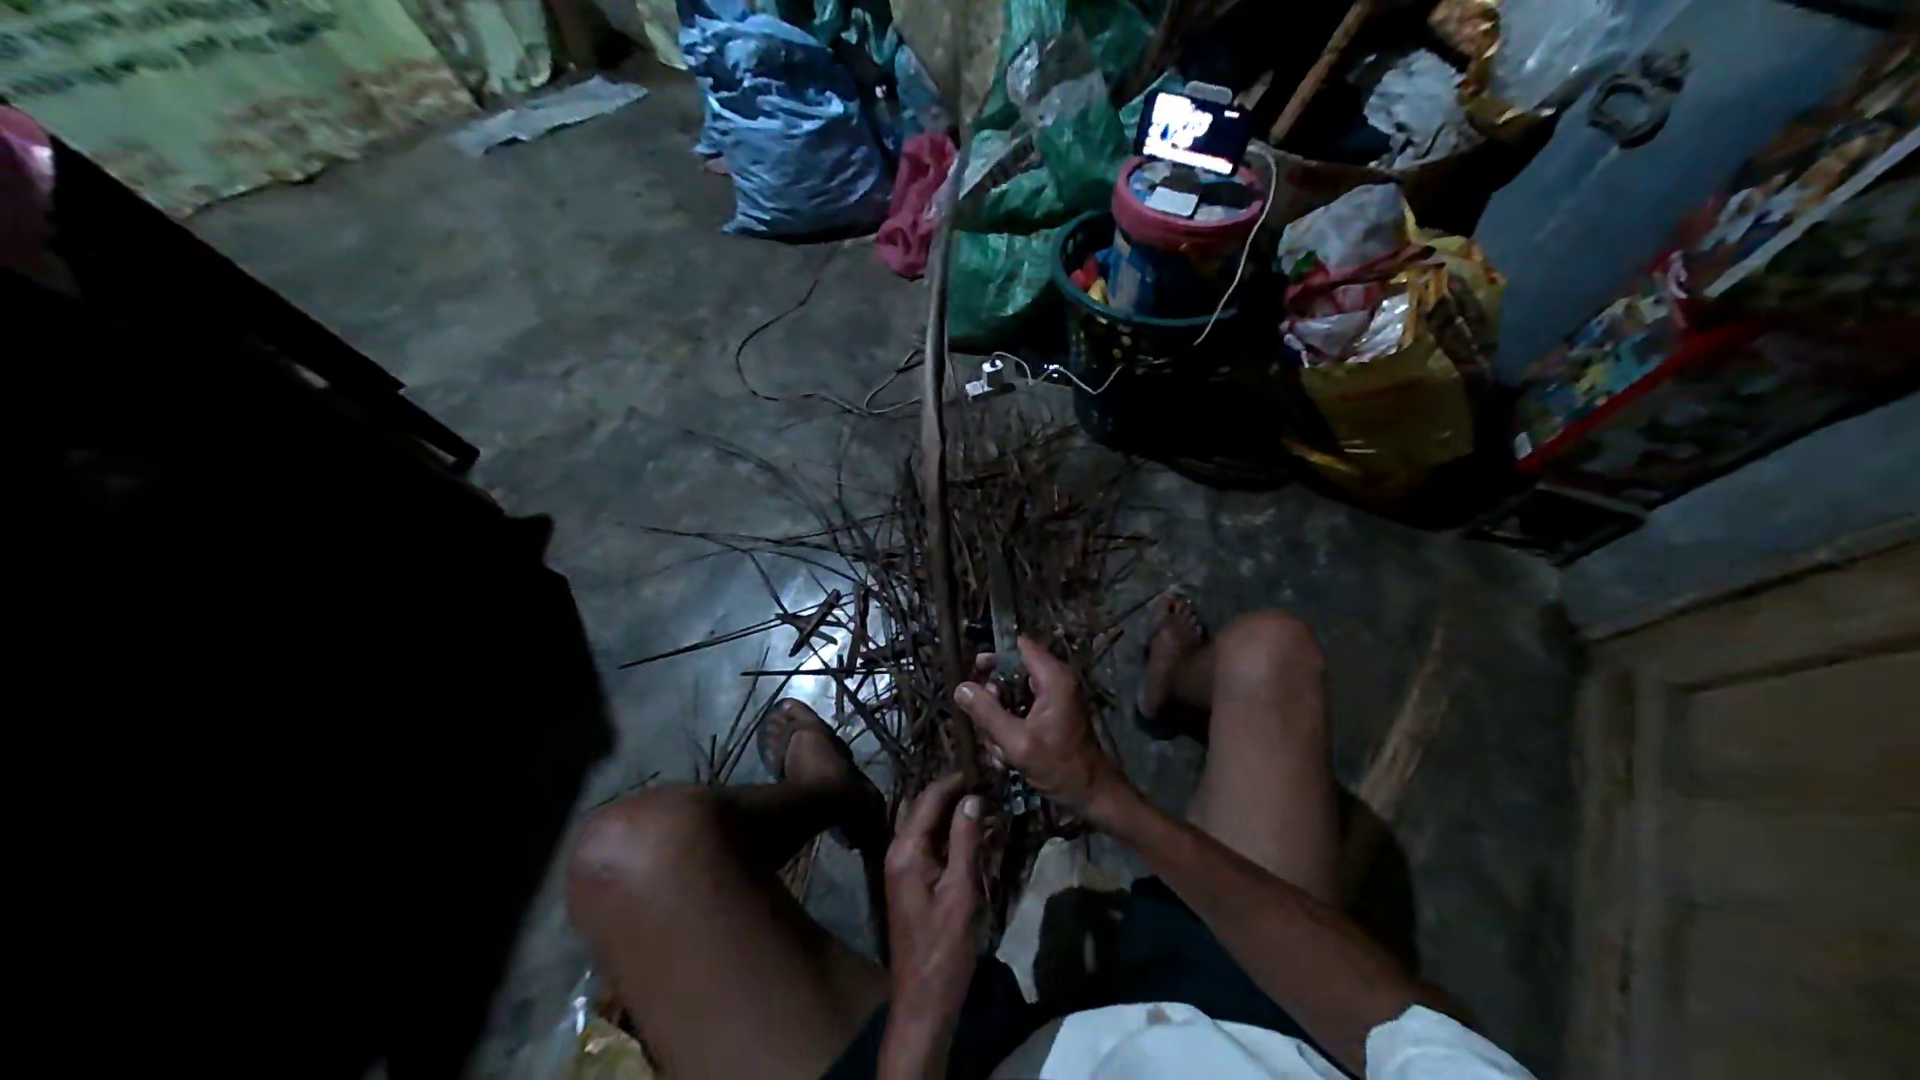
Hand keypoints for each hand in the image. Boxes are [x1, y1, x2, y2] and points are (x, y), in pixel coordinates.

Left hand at [883, 773, 983, 1022]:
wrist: (924, 1000)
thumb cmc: (944, 947)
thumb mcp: (961, 892)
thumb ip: (965, 841)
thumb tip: (972, 798)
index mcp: (906, 850)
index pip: (930, 799)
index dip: (956, 780)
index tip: (984, 768)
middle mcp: (900, 851)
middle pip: (928, 808)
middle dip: (957, 794)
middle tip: (991, 785)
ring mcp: (905, 867)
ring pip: (932, 826)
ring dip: (958, 815)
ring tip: (990, 806)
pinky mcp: (914, 881)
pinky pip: (934, 846)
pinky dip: (954, 837)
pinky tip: (980, 837)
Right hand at [953, 636, 1123, 812]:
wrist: (1091, 794)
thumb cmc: (1059, 766)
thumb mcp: (1017, 742)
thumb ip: (987, 713)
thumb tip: (961, 687)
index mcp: (1054, 678)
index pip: (1020, 646)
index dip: (995, 655)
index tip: (974, 671)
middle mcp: (1056, 681)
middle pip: (1012, 672)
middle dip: (993, 697)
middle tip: (984, 722)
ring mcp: (1055, 698)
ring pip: (1013, 694)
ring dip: (999, 718)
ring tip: (997, 747)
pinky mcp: (1052, 714)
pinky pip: (1022, 709)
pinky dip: (1010, 727)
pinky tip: (1004, 753)